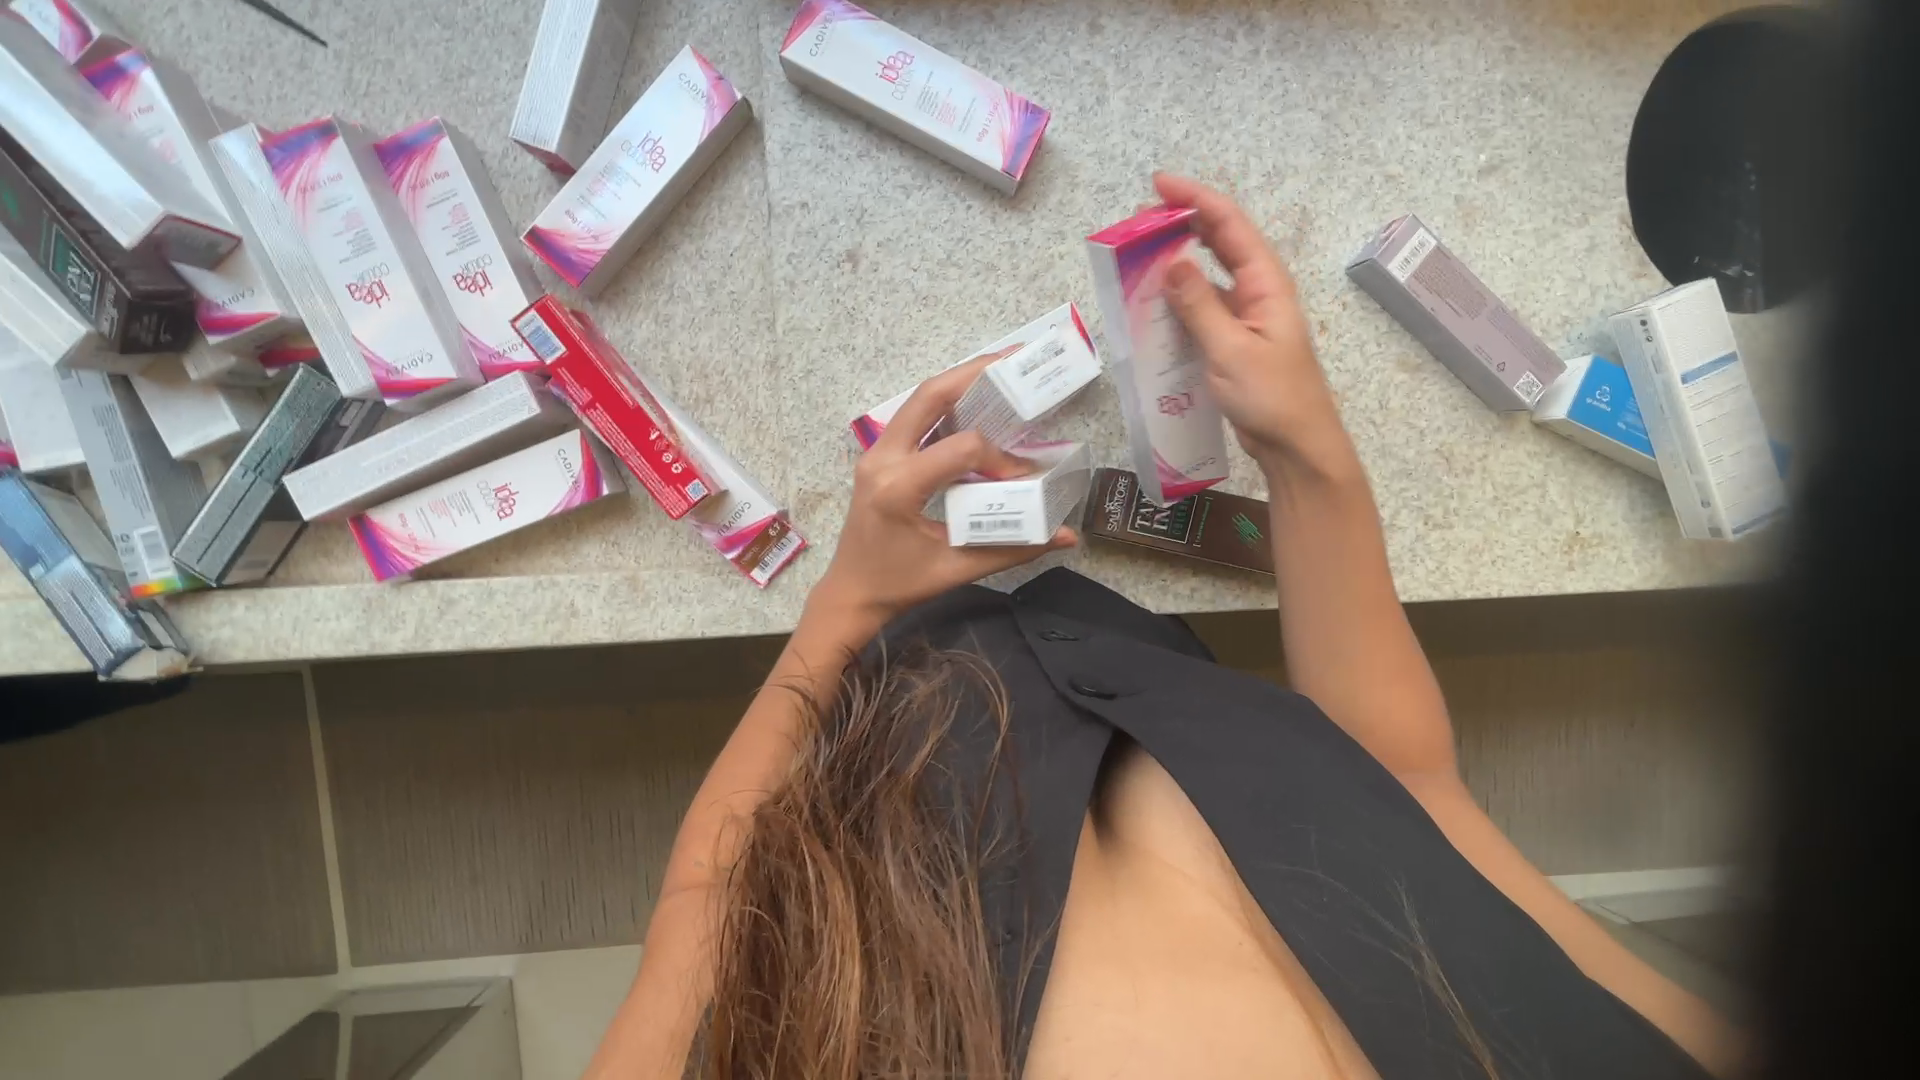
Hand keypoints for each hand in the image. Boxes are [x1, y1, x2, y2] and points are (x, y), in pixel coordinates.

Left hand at [814, 356, 1076, 624]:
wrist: (851, 593)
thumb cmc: (899, 585)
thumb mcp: (957, 569)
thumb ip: (1014, 549)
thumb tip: (1067, 536)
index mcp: (898, 487)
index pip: (961, 449)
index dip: (1000, 458)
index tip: (1022, 477)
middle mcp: (882, 460)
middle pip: (930, 396)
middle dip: (974, 374)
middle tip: (1015, 359)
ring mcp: (875, 454)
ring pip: (919, 402)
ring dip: (958, 384)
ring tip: (997, 371)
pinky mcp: (878, 458)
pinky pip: (912, 419)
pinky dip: (944, 407)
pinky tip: (971, 405)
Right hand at [1153, 174, 1355, 479]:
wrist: (1294, 443)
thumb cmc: (1270, 396)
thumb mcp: (1229, 349)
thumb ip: (1199, 305)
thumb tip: (1171, 261)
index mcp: (1265, 283)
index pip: (1228, 225)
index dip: (1194, 199)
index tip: (1158, 185)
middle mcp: (1256, 291)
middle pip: (1219, 243)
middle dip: (1182, 225)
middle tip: (1139, 222)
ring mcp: (1245, 316)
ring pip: (1207, 278)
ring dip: (1176, 266)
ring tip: (1138, 260)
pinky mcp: (1232, 341)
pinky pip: (1201, 311)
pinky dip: (1178, 304)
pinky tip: (1152, 308)